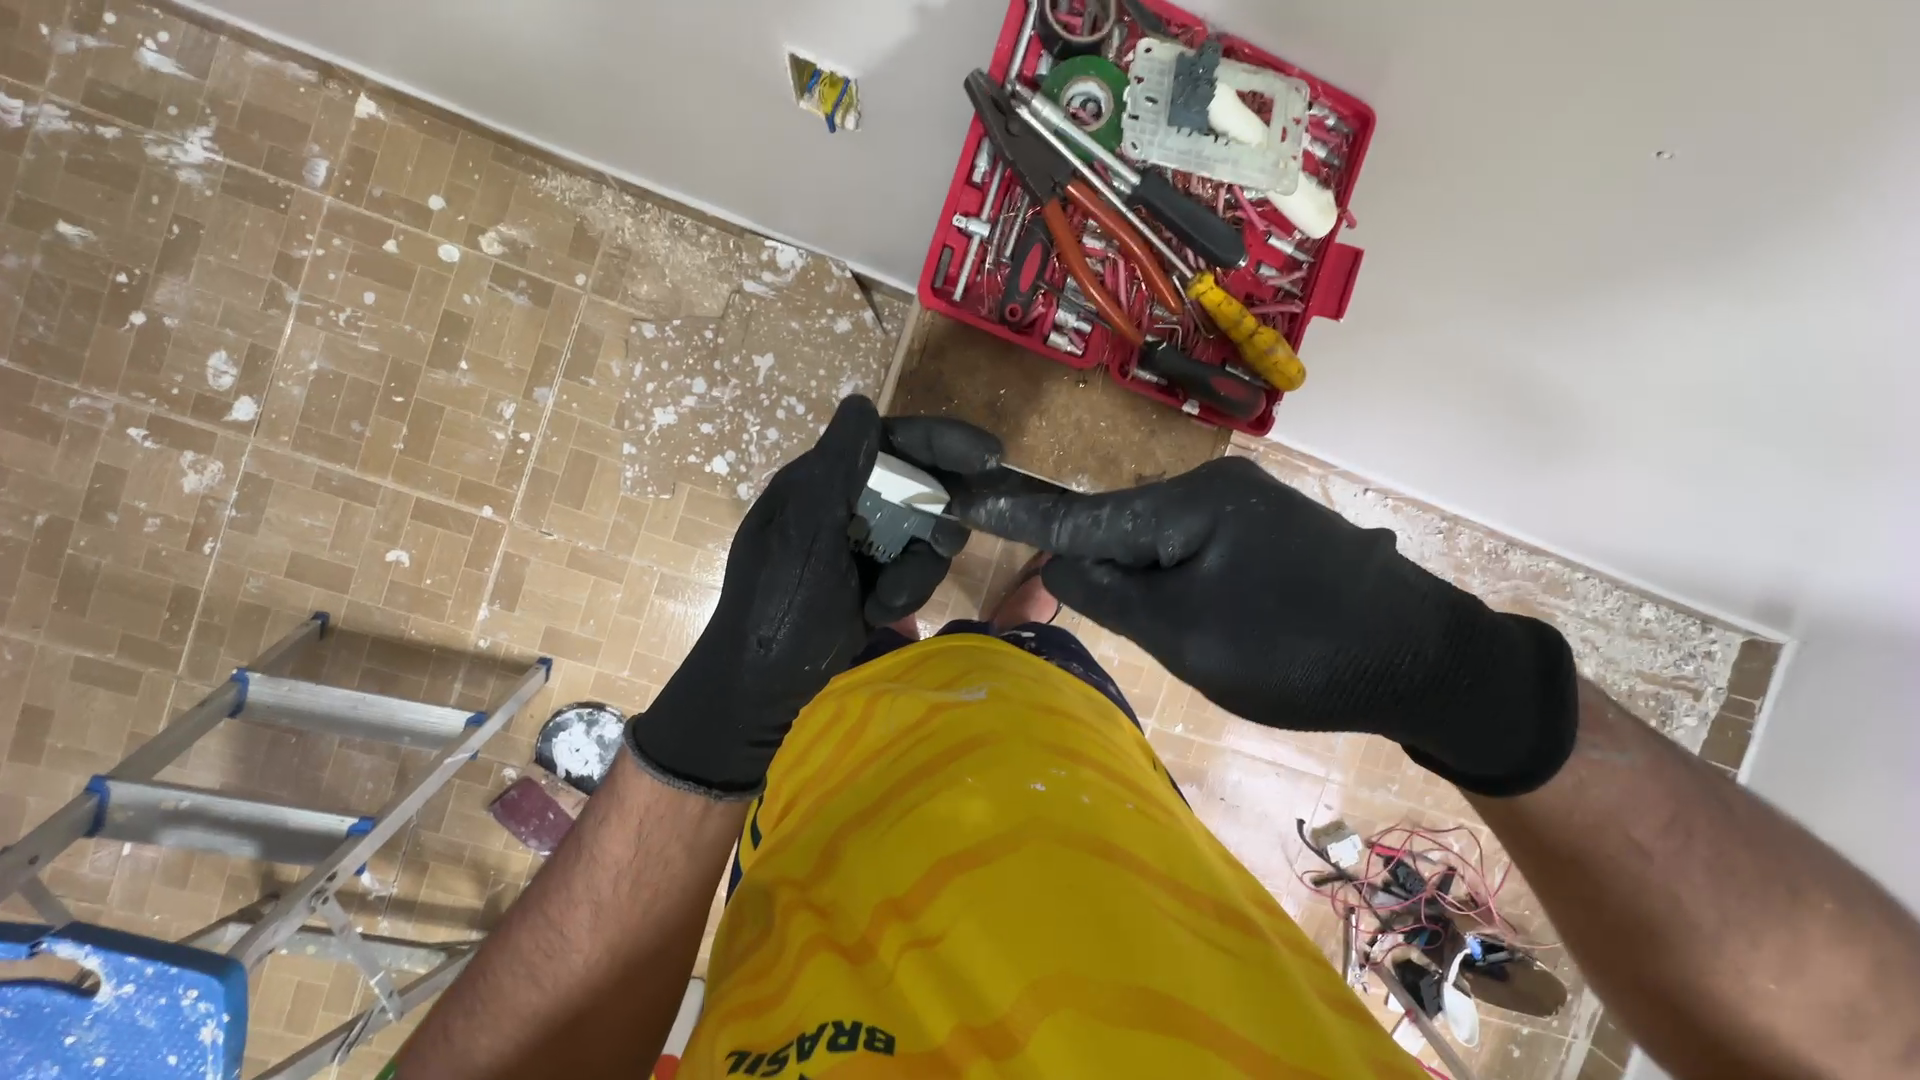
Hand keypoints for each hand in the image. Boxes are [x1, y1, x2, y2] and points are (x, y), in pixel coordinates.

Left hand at [627, 396, 1002, 796]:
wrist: (762, 689)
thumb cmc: (777, 605)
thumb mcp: (806, 531)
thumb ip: (836, 468)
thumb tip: (861, 401)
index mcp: (818, 483)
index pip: (886, 442)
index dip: (937, 442)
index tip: (985, 455)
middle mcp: (843, 506)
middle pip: (914, 489)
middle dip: (931, 519)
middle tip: (949, 537)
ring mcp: (860, 548)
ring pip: (921, 535)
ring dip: (914, 569)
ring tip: (885, 599)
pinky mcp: (873, 583)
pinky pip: (913, 571)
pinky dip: (905, 592)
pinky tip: (877, 613)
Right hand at [954, 457, 1578, 795]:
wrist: (1430, 662)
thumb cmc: (1299, 654)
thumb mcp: (1188, 636)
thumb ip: (1114, 596)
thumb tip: (1060, 561)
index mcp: (1191, 502)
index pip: (1083, 513)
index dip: (1020, 513)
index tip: (965, 495)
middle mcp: (1217, 487)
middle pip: (1125, 529)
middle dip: (1109, 575)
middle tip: (1134, 627)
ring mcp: (1251, 505)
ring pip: (1164, 545)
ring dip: (1153, 588)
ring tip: (1195, 638)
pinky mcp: (1274, 530)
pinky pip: (1200, 552)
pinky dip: (1186, 585)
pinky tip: (1217, 621)